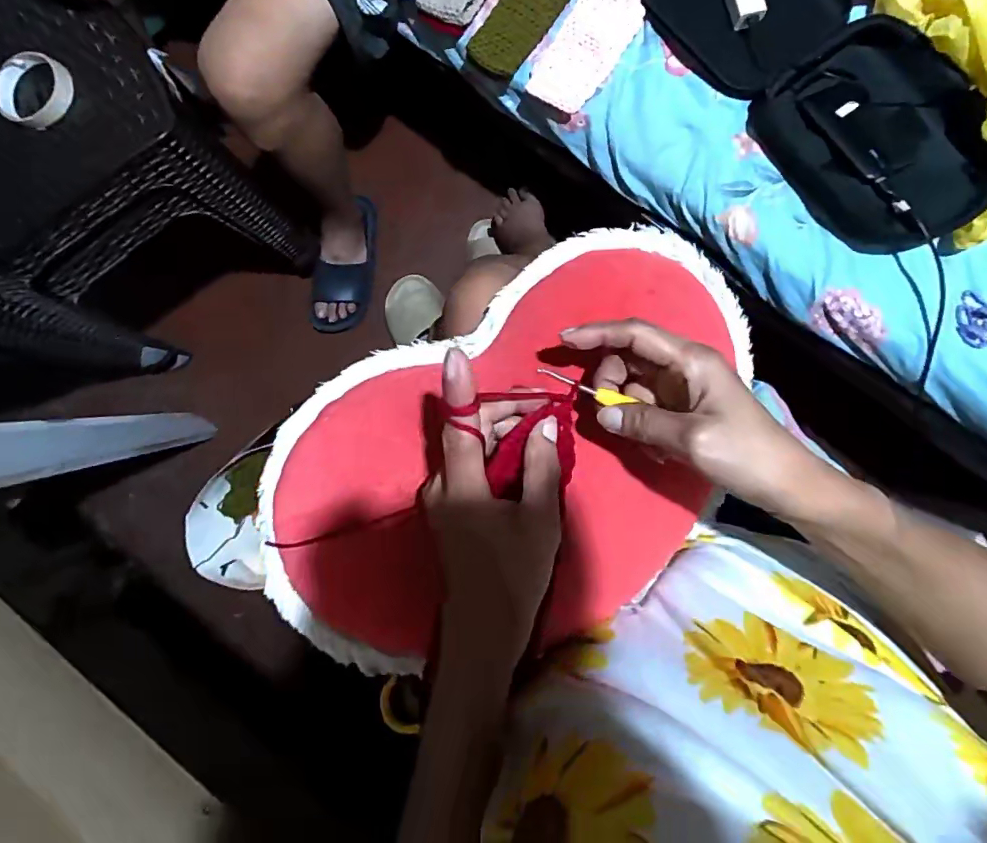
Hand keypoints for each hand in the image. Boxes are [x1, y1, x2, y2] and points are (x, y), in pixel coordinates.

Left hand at [423, 349, 563, 665]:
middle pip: (469, 432)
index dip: (458, 388)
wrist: (482, 632)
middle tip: (545, 412)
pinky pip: (470, 470)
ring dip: (503, 436)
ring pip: (471, 450)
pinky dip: (496, 458)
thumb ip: (540, 465)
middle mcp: (441, 485)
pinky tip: (526, 459)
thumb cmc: (513, 575)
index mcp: (459, 485)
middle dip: (505, 415)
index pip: (457, 425)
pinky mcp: (448, 510)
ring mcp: (441, 499)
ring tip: (543, 433)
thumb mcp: (539, 519)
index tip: (455, 353)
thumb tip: (544, 424)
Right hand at [562, 319, 860, 523]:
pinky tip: (657, 450)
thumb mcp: (692, 438)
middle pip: (629, 358)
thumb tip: (601, 412)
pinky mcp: (682, 411)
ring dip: (626, 409)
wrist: (785, 484)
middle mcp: (683, 367)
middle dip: (609, 380)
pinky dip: (640, 425)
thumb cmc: (745, 452)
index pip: (635, 333)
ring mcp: (682, 390)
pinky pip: (646, 409)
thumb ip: (643, 421)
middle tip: (605, 411)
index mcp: (690, 359)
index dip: (598, 333)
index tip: (564, 341)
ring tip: (645, 442)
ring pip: (634, 387)